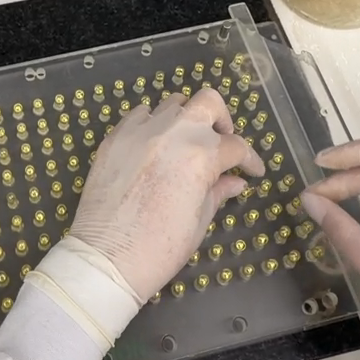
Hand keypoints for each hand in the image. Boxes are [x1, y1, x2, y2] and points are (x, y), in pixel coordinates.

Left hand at [69, 88, 265, 299]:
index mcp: (201, 156)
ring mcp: (141, 130)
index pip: (236, 146)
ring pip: (173, 103)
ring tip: (187, 143)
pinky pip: (140, 115)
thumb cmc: (160, 248)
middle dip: (222, 119)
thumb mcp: (199, 221)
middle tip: (222, 142)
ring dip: (186, 119)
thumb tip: (236, 181)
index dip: (250, 159)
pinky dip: (153, 124)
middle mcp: (172, 132)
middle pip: (208, 101)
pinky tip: (155, 145)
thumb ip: (218, 192)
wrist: (107, 257)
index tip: (252, 171)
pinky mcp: (116, 135)